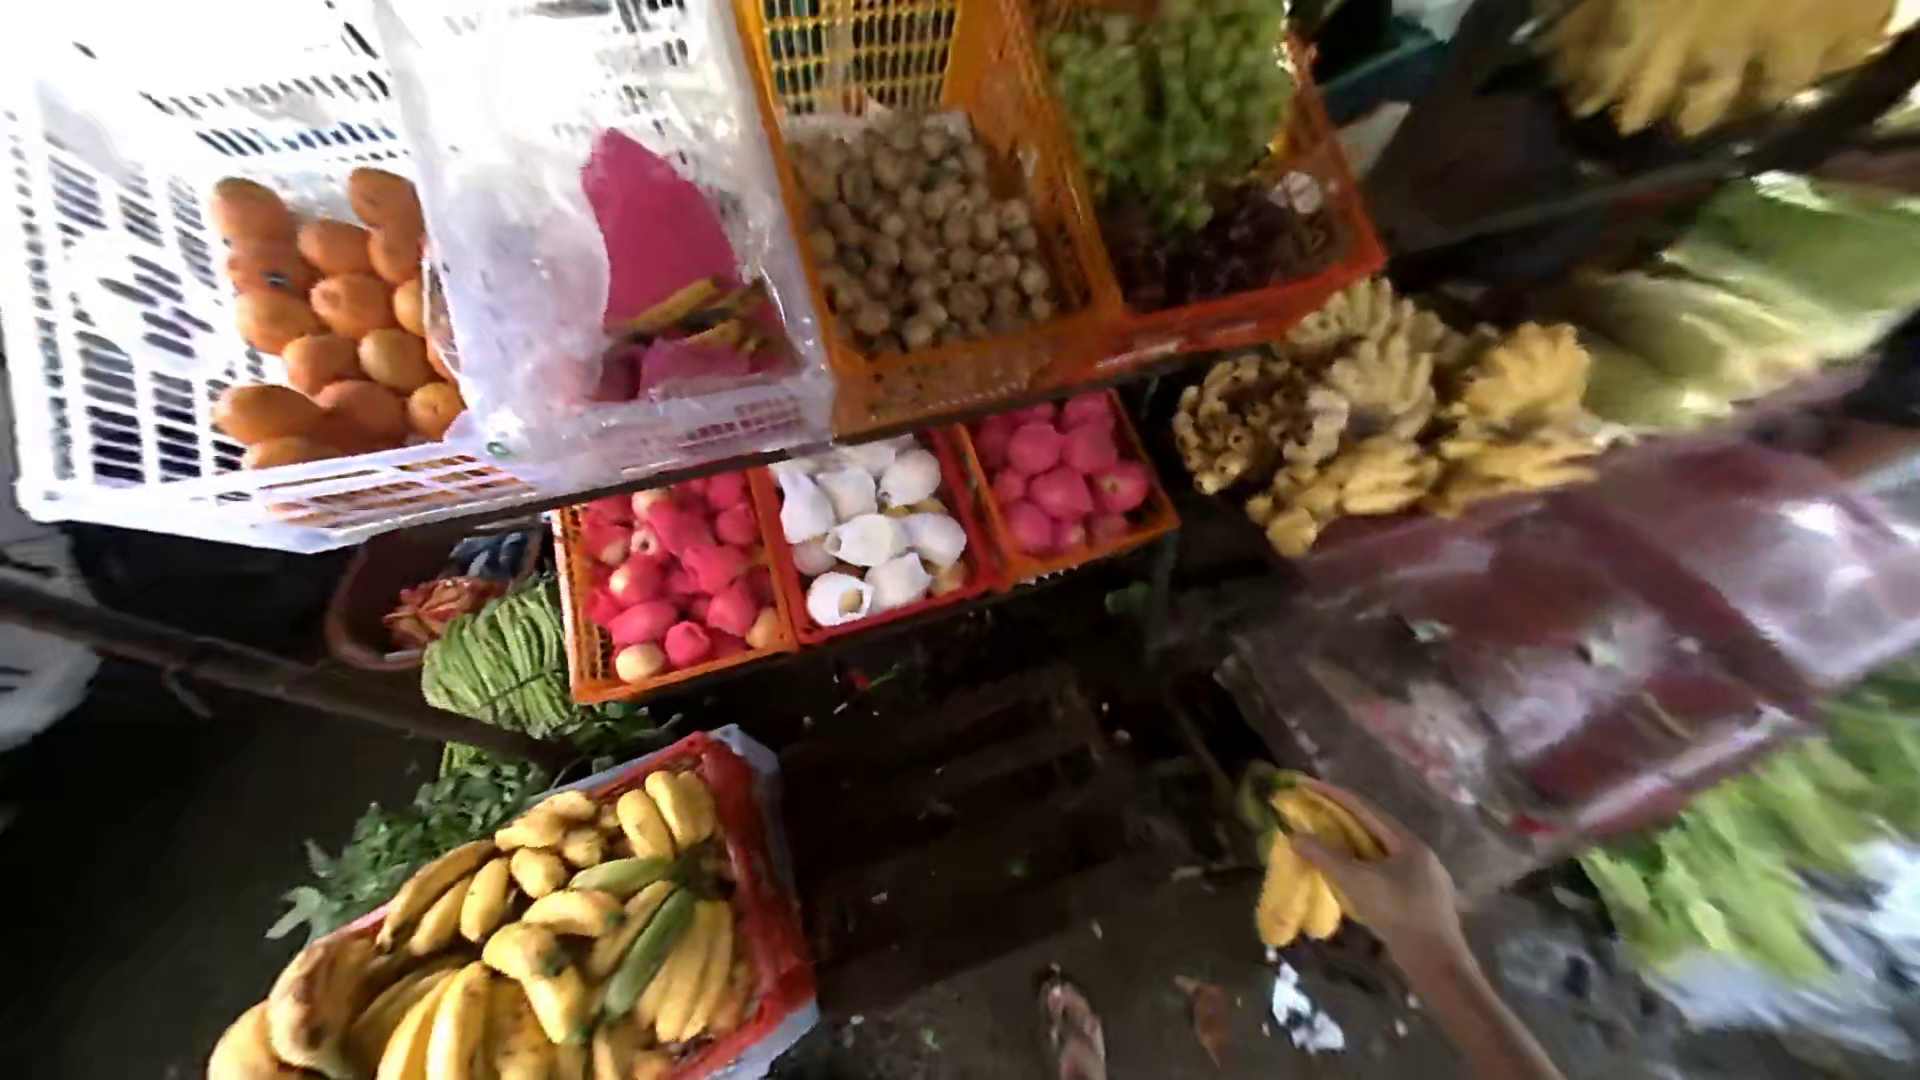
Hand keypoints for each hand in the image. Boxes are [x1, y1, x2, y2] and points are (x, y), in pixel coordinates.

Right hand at [1290, 779, 1464, 960]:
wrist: (1439, 968)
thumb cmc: (1399, 916)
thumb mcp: (1356, 882)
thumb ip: (1324, 856)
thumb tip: (1294, 836)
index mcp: (1408, 843)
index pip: (1364, 808)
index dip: (1332, 793)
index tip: (1306, 784)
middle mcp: (1418, 854)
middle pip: (1372, 825)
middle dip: (1340, 814)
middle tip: (1311, 807)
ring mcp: (1422, 876)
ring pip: (1378, 847)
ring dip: (1349, 837)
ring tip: (1323, 834)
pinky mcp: (1420, 897)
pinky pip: (1383, 866)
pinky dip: (1359, 858)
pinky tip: (1347, 868)